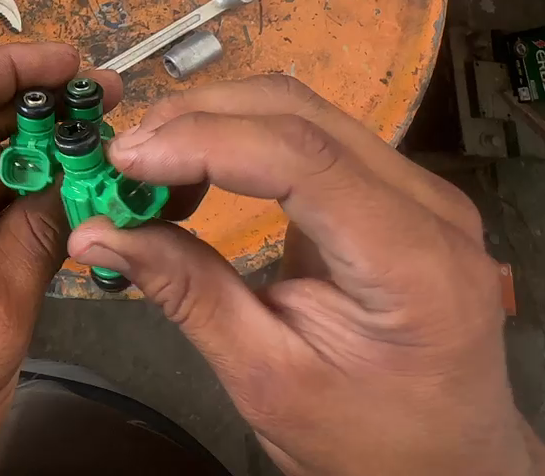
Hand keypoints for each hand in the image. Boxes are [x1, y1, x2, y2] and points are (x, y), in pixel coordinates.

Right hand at [68, 75, 544, 475]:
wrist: (452, 463)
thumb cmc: (367, 439)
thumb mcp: (265, 379)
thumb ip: (184, 291)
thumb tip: (92, 232)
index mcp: (412, 261)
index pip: (299, 159)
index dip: (202, 143)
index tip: (123, 160)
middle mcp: (424, 201)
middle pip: (293, 112)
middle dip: (194, 121)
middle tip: (123, 161)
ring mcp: (411, 184)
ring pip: (293, 105)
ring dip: (208, 120)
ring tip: (149, 163)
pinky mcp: (385, 182)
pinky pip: (299, 128)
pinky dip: (232, 134)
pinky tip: (193, 166)